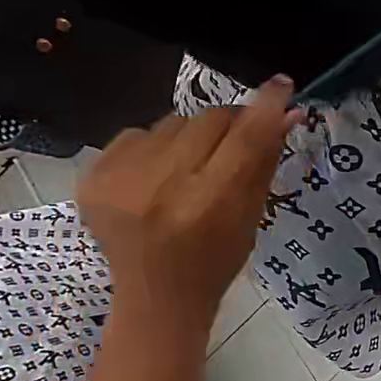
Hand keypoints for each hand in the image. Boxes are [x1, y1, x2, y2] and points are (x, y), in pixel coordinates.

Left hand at [77, 76, 303, 326]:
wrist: (156, 297)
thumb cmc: (217, 261)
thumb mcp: (252, 216)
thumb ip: (265, 161)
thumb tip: (288, 113)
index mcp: (211, 203)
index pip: (247, 136)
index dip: (267, 105)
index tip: (281, 83)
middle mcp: (164, 187)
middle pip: (210, 119)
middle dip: (230, 123)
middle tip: (235, 142)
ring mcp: (121, 181)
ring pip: (173, 121)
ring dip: (191, 136)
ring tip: (191, 166)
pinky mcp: (92, 179)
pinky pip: (136, 133)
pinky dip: (154, 146)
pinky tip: (157, 175)